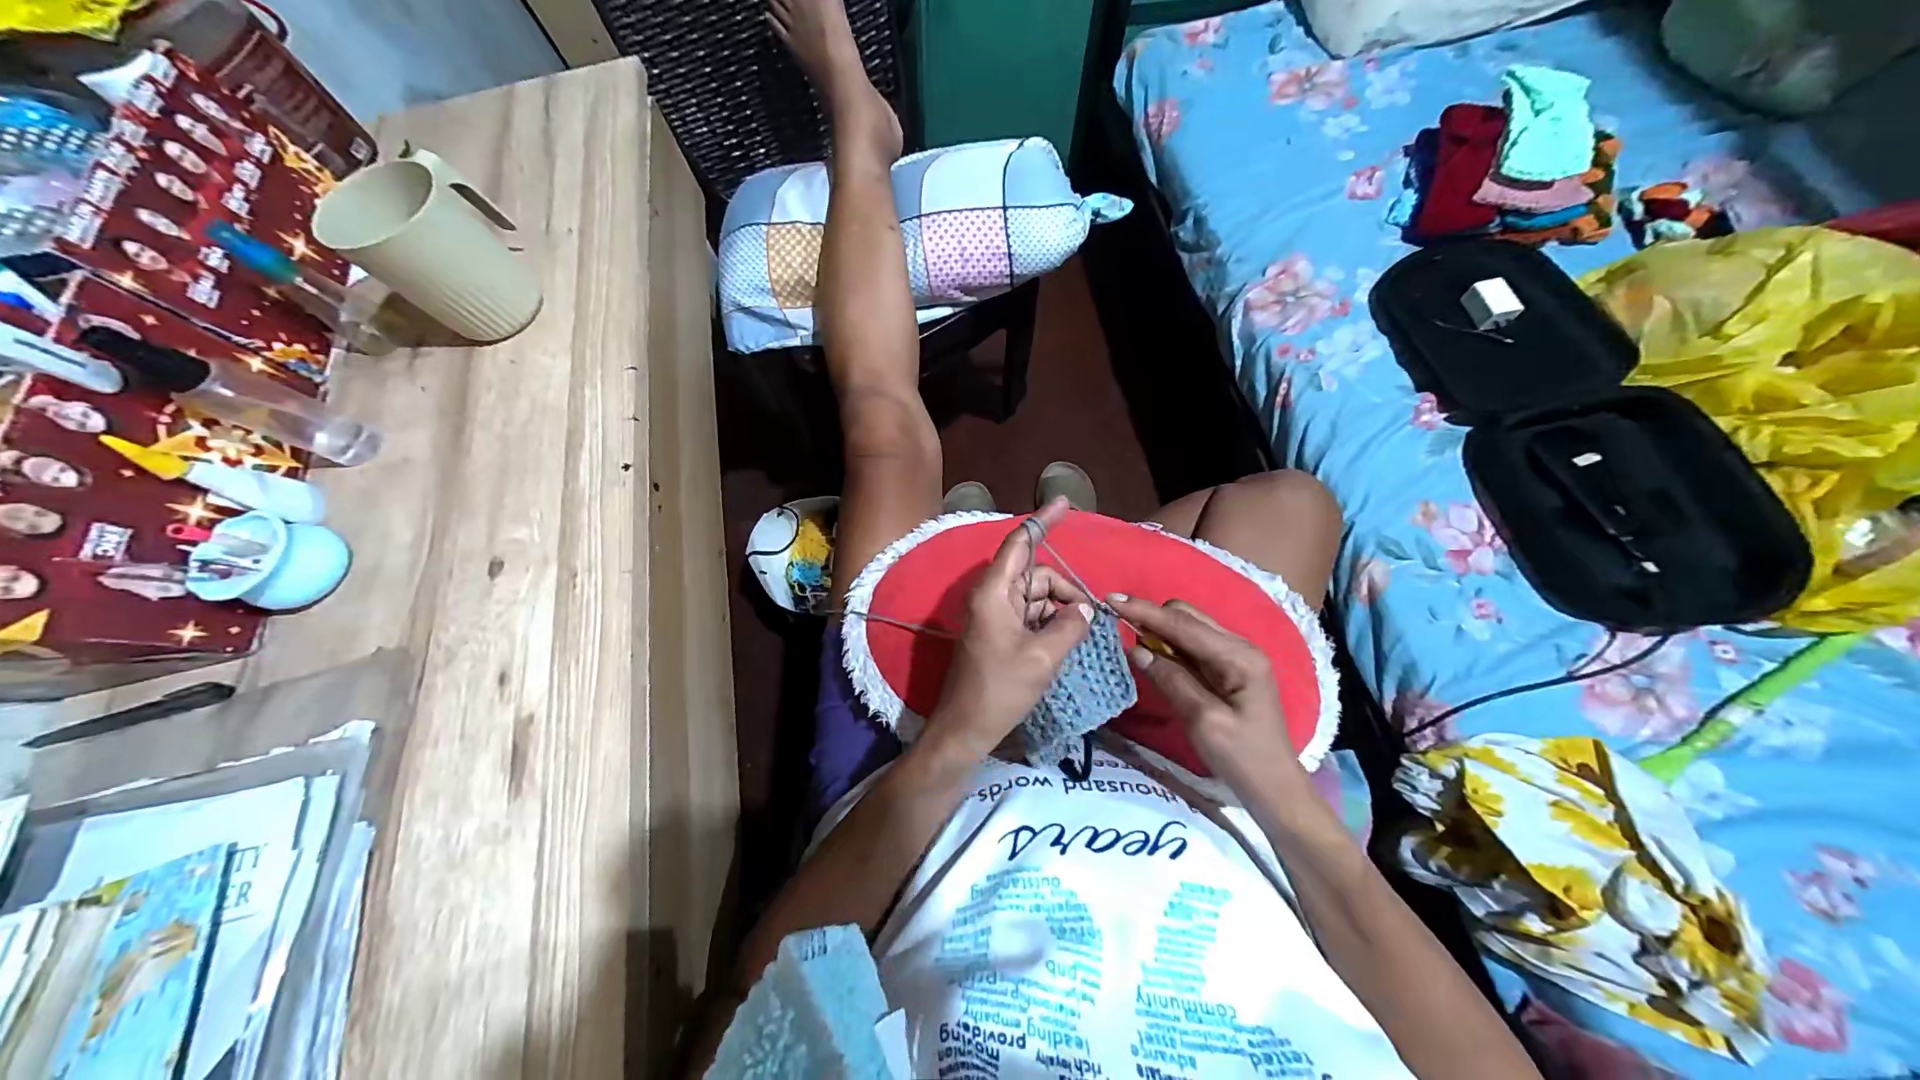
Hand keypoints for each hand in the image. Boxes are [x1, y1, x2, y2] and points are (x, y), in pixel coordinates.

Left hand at [929, 498, 1092, 760]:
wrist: (965, 728)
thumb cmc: (1000, 689)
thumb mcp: (1043, 657)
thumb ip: (1069, 626)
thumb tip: (1084, 609)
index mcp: (994, 592)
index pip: (1020, 543)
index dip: (1043, 521)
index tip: (1064, 502)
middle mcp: (990, 597)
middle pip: (1034, 573)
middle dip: (1063, 587)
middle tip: (1090, 614)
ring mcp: (992, 616)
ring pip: (1033, 596)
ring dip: (1058, 608)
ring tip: (1081, 632)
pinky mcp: (996, 634)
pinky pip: (1028, 615)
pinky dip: (1048, 622)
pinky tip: (1067, 640)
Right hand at [1107, 595, 1306, 794]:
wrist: (1274, 787)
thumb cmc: (1241, 757)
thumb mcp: (1203, 720)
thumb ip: (1172, 680)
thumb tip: (1137, 649)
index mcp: (1239, 657)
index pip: (1183, 624)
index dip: (1145, 611)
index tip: (1111, 601)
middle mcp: (1240, 647)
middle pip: (1187, 616)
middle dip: (1152, 617)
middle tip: (1118, 628)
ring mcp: (1236, 657)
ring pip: (1189, 628)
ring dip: (1159, 630)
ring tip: (1131, 640)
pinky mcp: (1229, 669)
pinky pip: (1193, 645)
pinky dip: (1170, 645)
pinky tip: (1154, 655)